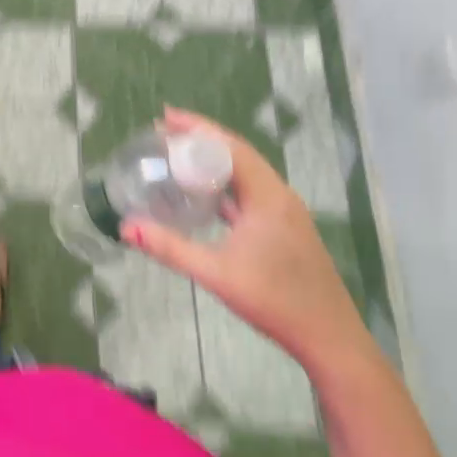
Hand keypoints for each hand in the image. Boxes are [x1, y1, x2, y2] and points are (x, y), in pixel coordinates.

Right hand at [123, 107, 369, 368]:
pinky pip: (251, 192)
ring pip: (247, 174)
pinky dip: (226, 184)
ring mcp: (286, 214)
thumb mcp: (216, 274)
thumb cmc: (275, 301)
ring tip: (178, 155)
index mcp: (268, 198)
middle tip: (164, 132)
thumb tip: (125, 228)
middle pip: (239, 154)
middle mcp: (280, 197)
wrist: (330, 339)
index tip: (165, 117)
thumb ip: (169, 248)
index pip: (231, 148)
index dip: (198, 129)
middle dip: (202, 139)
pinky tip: (204, 194)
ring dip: (214, 161)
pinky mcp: (286, 229)